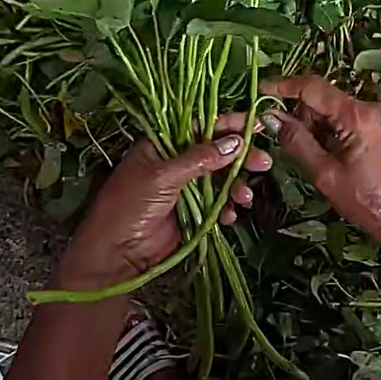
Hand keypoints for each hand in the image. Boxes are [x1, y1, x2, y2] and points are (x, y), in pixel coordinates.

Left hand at [51, 114, 272, 292]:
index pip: (201, 127)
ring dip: (236, 186)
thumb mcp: (164, 176)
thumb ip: (201, 158)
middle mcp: (176, 162)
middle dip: (241, 158)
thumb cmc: (130, 206)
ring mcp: (186, 188)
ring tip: (245, 198)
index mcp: (162, 145)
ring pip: (221, 180)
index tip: (255, 125)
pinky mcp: (192, 212)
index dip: (228, 125)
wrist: (116, 254)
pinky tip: (231, 216)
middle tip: (264, 163)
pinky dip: (227, 208)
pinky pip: (218, 204)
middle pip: (217, 153)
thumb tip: (236, 142)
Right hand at [260, 76, 380, 255]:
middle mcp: (370, 107)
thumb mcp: (324, 174)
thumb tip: (272, 118)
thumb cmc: (364, 201)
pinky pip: (346, 118)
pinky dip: (330, 129)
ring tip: (314, 155)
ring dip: (315, 124)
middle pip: (323, 97)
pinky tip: (329, 154)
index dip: (284, 87)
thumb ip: (297, 141)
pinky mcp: (379, 126)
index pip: (314, 87)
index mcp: (357, 115)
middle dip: (301, 114)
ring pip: (333, 108)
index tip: (262, 90)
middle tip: (288, 140)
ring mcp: (377, 115)